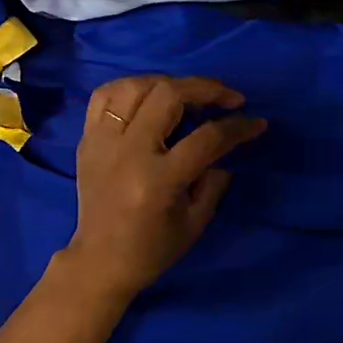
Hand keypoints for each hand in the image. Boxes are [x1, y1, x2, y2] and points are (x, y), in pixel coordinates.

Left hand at [64, 75, 266, 299]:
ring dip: (166, 82)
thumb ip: (214, 180)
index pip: (205, 137)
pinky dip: (128, 87)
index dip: (237, 127)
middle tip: (226, 97)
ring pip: (133, 86)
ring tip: (186, 94)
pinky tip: (148, 95)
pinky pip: (103, 96)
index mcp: (158, 180)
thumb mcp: (194, 222)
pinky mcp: (86, 139)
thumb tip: (226, 142)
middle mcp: (128, 152)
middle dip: (204, 88)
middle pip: (167, 95)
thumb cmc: (151, 248)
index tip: (256, 122)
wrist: (99, 260)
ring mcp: (102, 142)